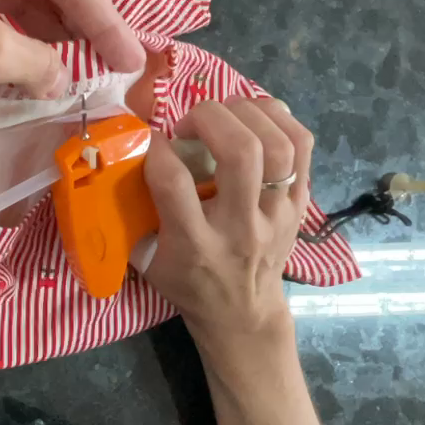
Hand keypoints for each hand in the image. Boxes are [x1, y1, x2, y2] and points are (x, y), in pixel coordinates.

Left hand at [0, 0, 144, 104]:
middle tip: (105, 73)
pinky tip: (18, 70)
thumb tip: (63, 82)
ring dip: (39, 40)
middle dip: (75, 31)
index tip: (133, 65)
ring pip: (13, 0)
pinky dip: (4, 40)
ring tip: (67, 78)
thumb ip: (39, 66)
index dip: (109, 28)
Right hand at [140, 97, 313, 353]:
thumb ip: (136, 216)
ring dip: (247, 113)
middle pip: (241, 153)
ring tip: (223, 112)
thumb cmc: (187, 283)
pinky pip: (302, 146)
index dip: (158, 149)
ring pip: (278, 144)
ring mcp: (277, 214)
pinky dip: (279, 118)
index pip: (175, 183)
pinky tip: (254, 115)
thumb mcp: (147, 260)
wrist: (242, 313)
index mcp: (194, 244)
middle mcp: (240, 227)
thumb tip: (123, 162)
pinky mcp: (300, 204)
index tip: (150, 139)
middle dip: (210, 118)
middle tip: (190, 121)